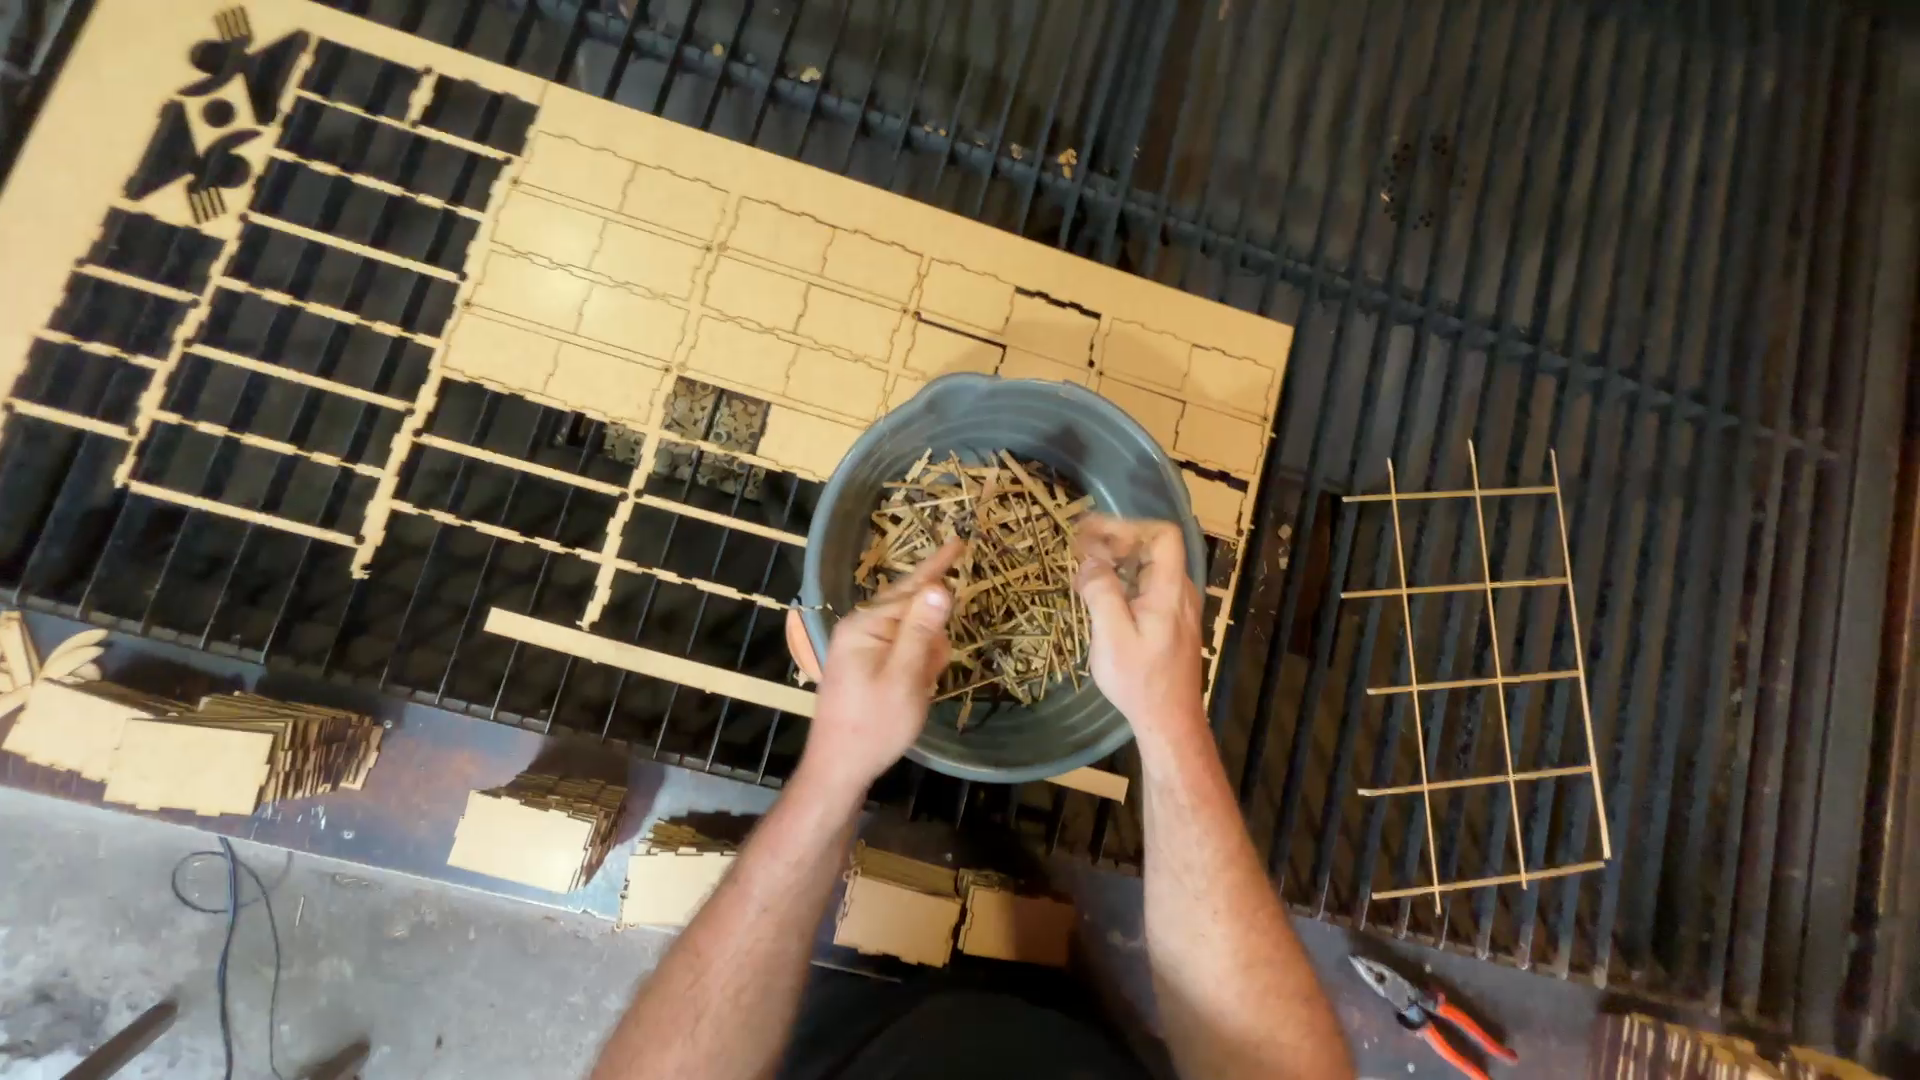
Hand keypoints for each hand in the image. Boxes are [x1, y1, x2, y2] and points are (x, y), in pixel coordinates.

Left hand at [798, 539, 964, 794]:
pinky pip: (904, 654)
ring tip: (916, 692)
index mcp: (866, 625)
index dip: (937, 567)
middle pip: (914, 613)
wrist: (839, 767)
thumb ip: (922, 631)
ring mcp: (862, 647)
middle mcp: (860, 628)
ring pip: (914, 637)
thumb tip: (939, 588)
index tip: (959, 541)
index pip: (910, 588)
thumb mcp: (905, 678)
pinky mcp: (866, 665)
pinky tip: (911, 693)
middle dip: (931, 642)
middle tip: (927, 675)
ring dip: (925, 661)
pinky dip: (916, 671)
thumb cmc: (873, 726)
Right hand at [1074, 516, 1205, 748]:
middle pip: (1153, 548)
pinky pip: (1145, 587)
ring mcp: (1176, 608)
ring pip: (1147, 568)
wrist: (1168, 720)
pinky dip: (1121, 581)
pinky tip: (1096, 595)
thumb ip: (1101, 592)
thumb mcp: (1113, 636)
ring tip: (1081, 569)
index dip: (1128, 527)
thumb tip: (1088, 562)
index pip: (1163, 535)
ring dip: (1115, 562)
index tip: (1093, 535)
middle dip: (1115, 541)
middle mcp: (1179, 592)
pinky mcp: (1168, 622)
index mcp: (1170, 590)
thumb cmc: (1140, 680)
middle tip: (1078, 548)